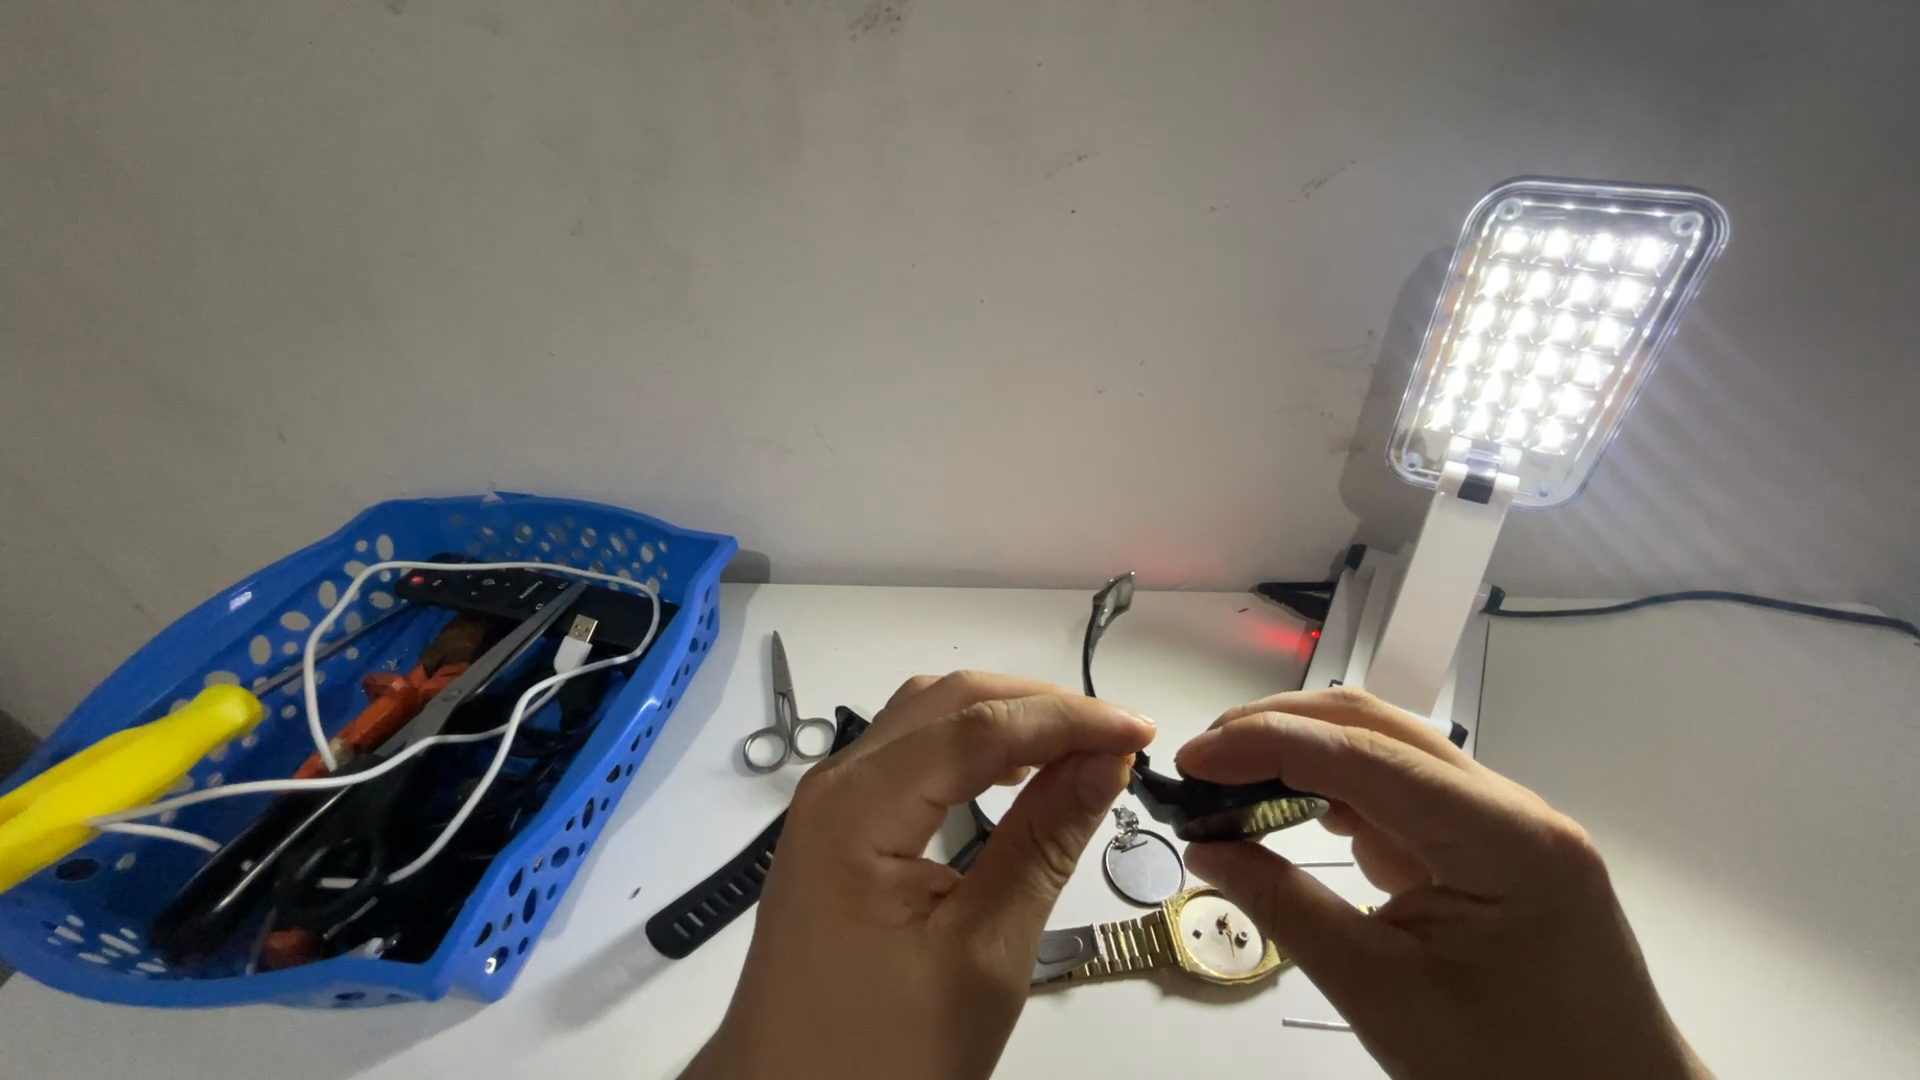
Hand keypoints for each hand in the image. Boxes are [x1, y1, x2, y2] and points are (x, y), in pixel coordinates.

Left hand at [684, 672, 1154, 1079]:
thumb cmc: (886, 1051)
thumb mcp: (985, 953)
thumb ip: (1044, 842)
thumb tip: (1106, 762)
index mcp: (858, 809)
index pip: (977, 729)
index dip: (1066, 718)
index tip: (1139, 730)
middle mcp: (836, 781)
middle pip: (948, 702)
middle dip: (1038, 705)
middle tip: (1114, 736)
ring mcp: (831, 797)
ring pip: (929, 714)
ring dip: (1006, 716)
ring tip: (1076, 746)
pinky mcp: (839, 818)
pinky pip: (912, 749)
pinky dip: (971, 743)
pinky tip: (1013, 769)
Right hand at [1176, 688, 1707, 1079]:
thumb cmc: (1512, 1074)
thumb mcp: (1381, 995)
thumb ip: (1285, 907)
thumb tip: (1203, 850)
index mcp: (1504, 840)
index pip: (1363, 756)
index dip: (1266, 744)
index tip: (1193, 760)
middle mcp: (1506, 806)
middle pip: (1372, 724)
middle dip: (1276, 726)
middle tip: (1202, 759)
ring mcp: (1494, 816)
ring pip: (1377, 741)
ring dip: (1296, 745)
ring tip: (1228, 773)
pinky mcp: (1475, 836)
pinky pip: (1387, 783)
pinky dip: (1323, 782)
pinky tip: (1281, 802)